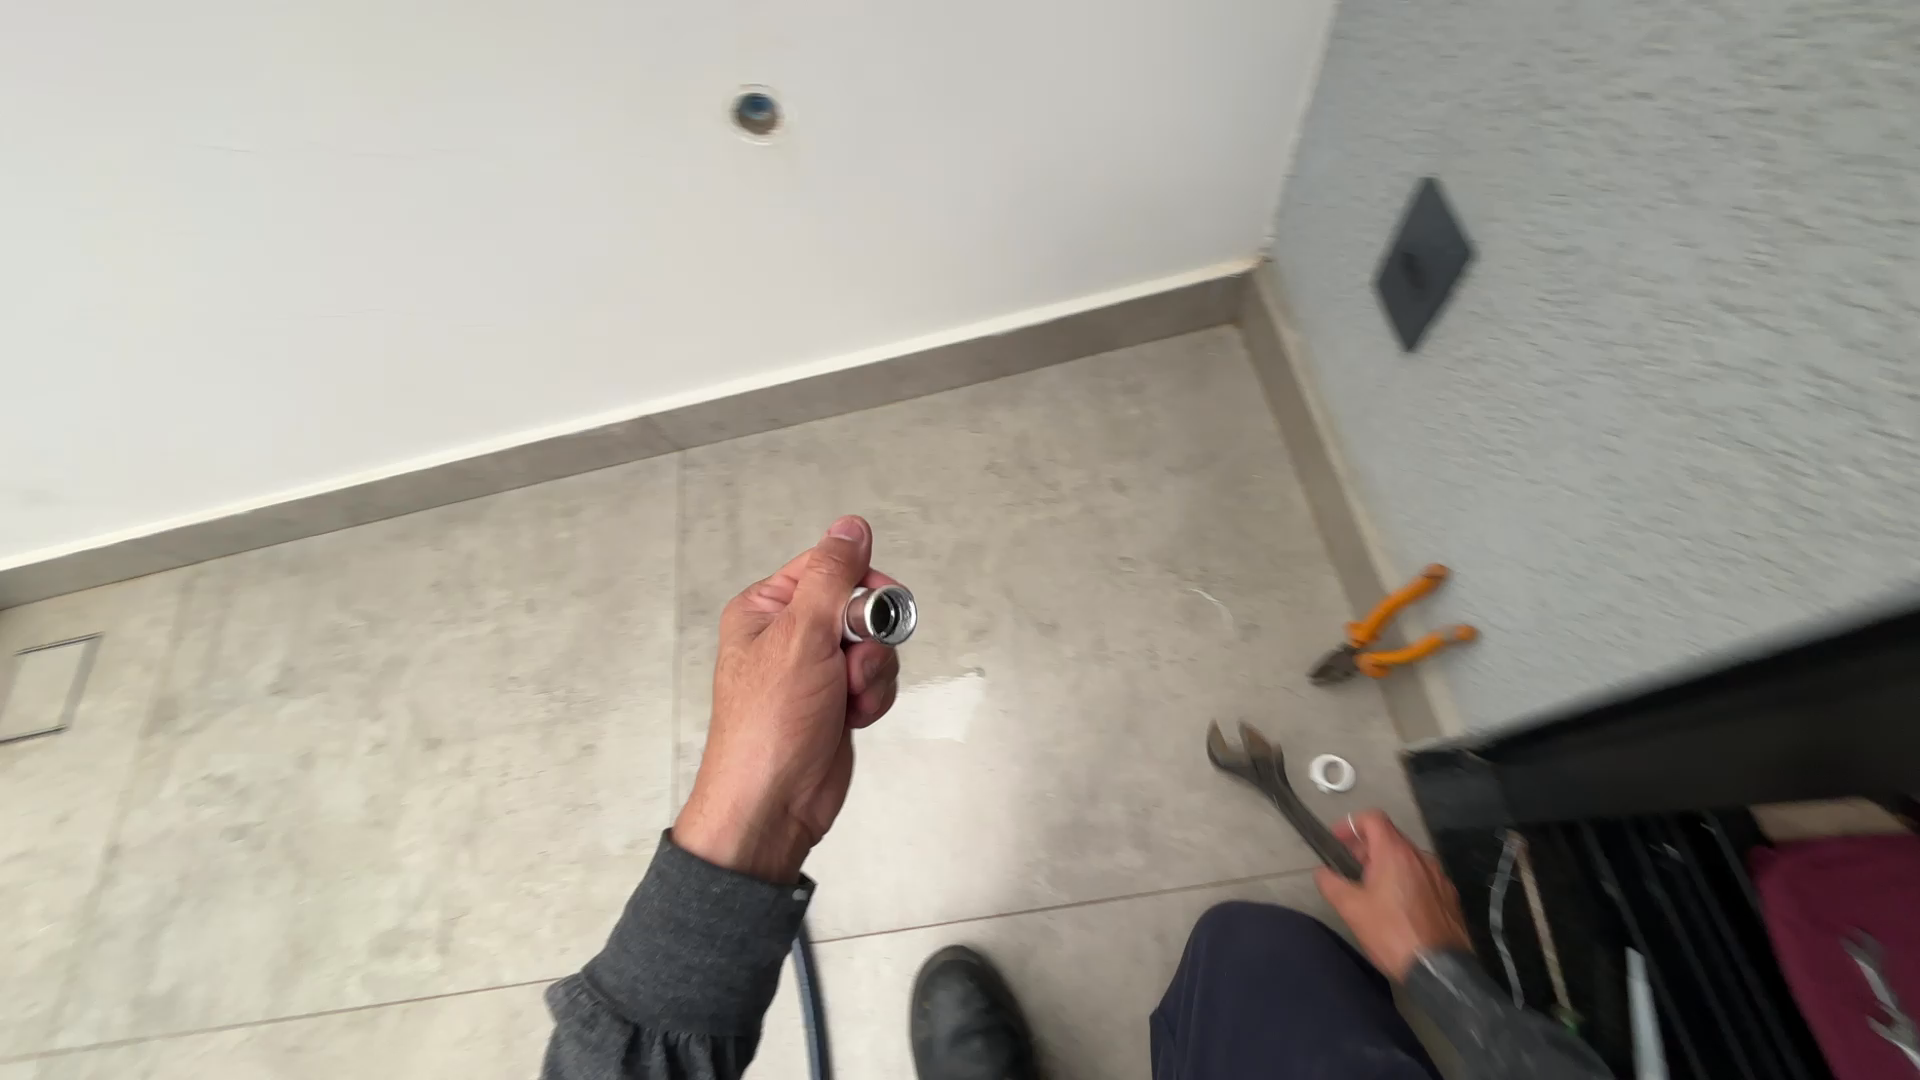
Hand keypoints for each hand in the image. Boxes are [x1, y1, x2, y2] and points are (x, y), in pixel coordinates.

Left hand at [673, 516, 902, 882]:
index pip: (828, 567)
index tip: (875, 608)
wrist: (774, 805)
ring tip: (847, 698)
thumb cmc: (768, 727)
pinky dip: (873, 697)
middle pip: (859, 606)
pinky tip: (853, 717)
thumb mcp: (802, 636)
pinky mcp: (837, 698)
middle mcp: (791, 634)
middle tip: (854, 662)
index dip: (861, 586)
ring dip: (872, 674)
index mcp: (767, 608)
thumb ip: (832, 577)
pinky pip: (876, 678)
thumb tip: (850, 527)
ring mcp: (816, 668)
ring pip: (874, 645)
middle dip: (869, 639)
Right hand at [1315, 810, 1470, 979]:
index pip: (1373, 818)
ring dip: (1387, 863)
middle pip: (1390, 837)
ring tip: (1372, 885)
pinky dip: (1406, 879)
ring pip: (1408, 858)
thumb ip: (1330, 883)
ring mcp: (1439, 878)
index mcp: (1395, 853)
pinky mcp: (1451, 898)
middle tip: (1349, 864)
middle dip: (1366, 846)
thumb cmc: (1391, 932)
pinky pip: (1423, 877)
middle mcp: (1421, 857)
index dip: (1351, 824)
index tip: (1337, 840)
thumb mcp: (1350, 908)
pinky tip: (1397, 904)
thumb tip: (1322, 872)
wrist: (1442, 973)